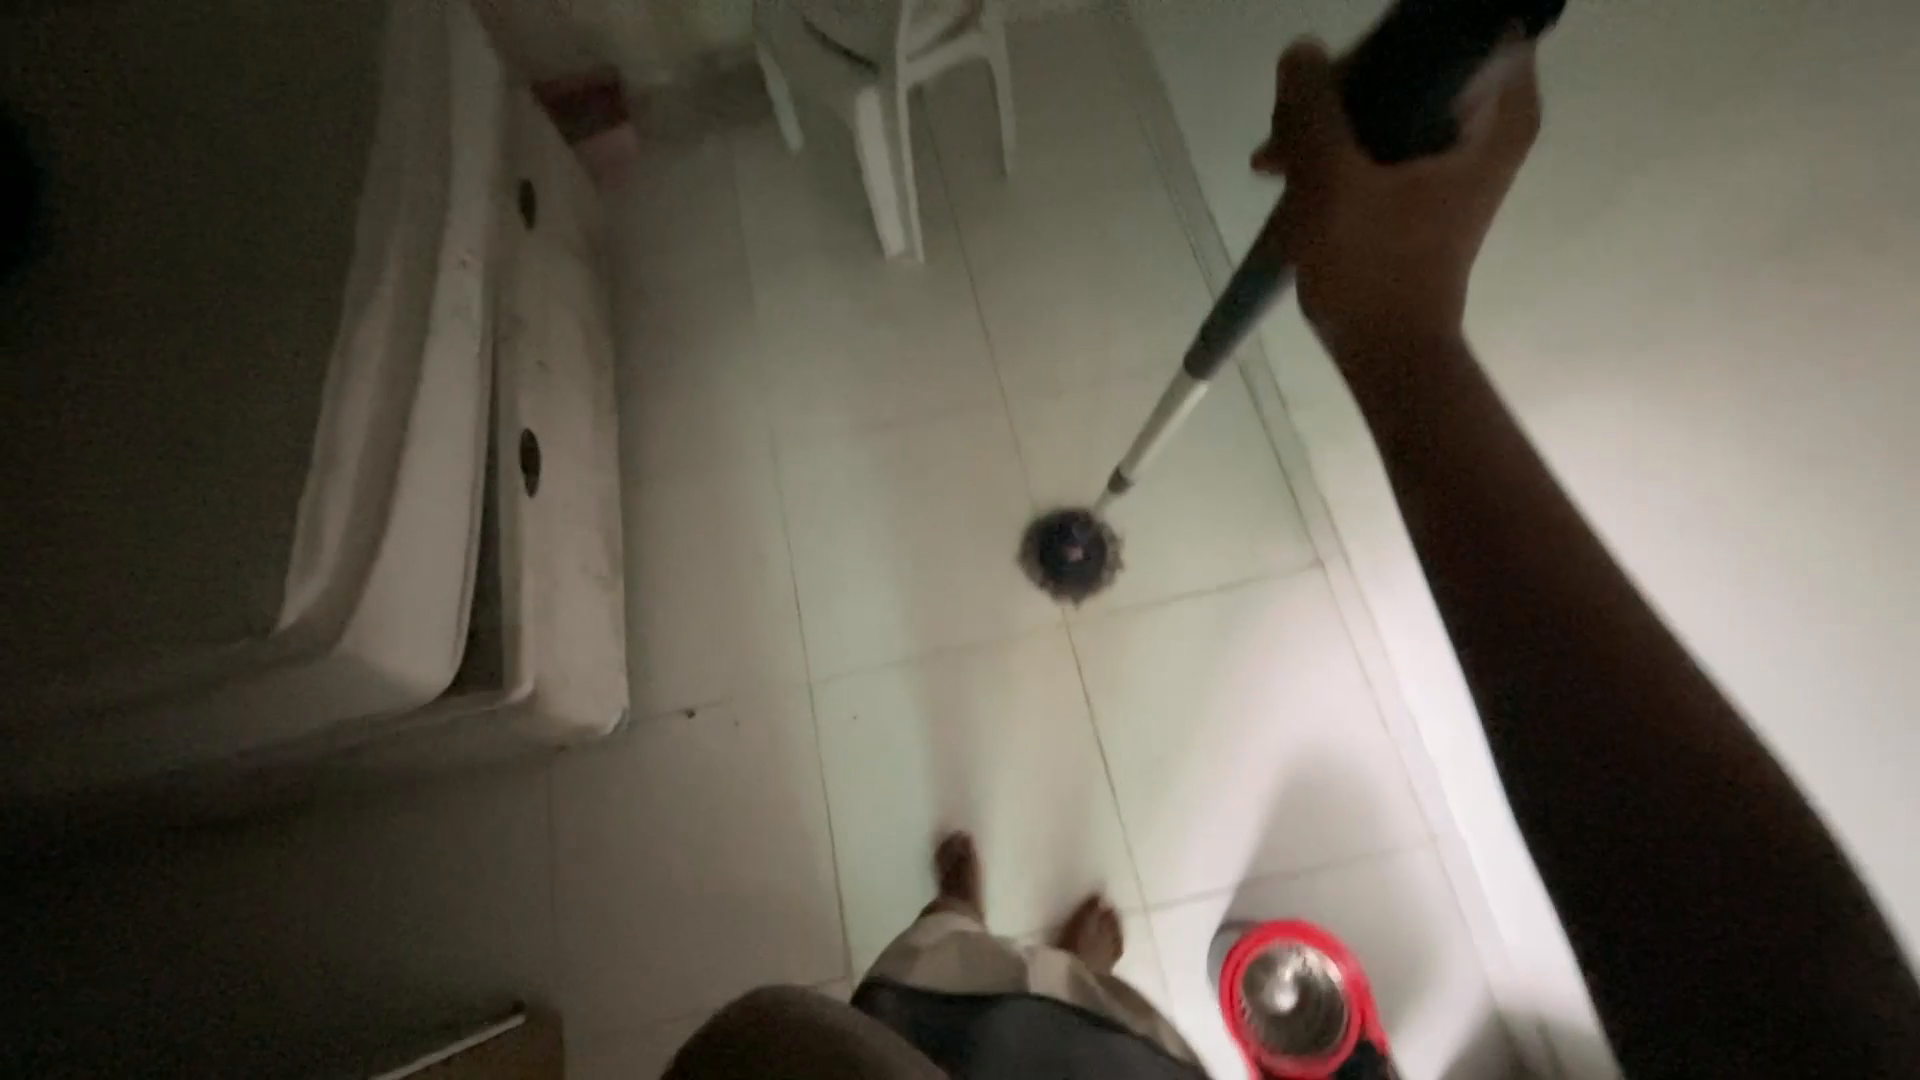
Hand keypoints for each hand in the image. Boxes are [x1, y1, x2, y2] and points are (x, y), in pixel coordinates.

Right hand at [1250, 38, 1540, 360]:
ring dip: (1327, 128)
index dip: (1382, 48)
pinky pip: (1380, 147)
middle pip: (1411, 68)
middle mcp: (1487, 125)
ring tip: (1273, 166)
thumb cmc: (1369, 270)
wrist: (1385, 351)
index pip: (1448, 32)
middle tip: (1285, 130)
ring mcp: (1456, 160)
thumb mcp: (1331, 184)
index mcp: (1494, 111)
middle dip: (1340, 94)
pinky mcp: (1426, 192)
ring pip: (1387, 110)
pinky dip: (1338, 156)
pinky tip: (1291, 181)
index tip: (1331, 84)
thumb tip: (1299, 53)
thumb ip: (1311, 111)